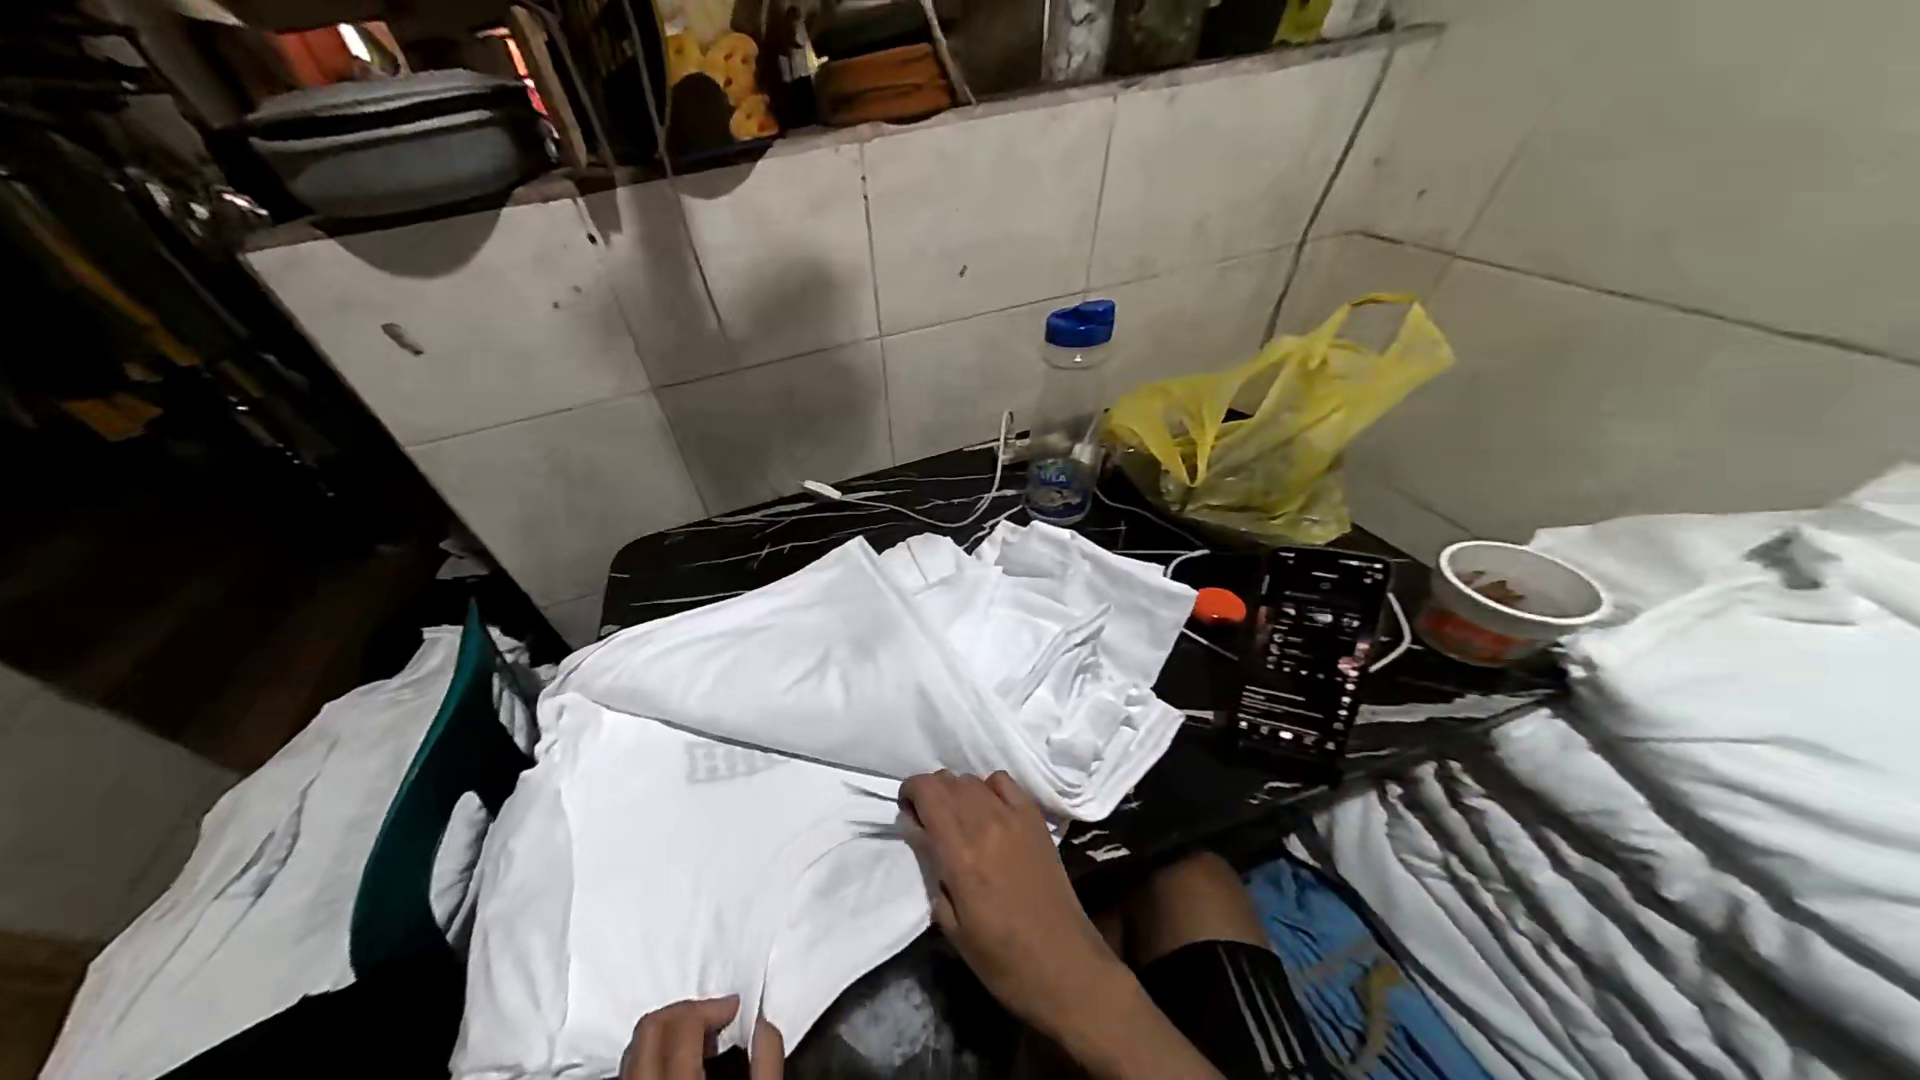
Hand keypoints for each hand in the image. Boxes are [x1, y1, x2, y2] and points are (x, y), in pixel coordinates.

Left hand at [621, 997, 782, 1079]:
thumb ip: (767, 1062)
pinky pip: (629, 1068)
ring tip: (701, 1037)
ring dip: (668, 1029)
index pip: (682, 1025)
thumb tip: (764, 1018)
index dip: (712, 1006)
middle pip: (649, 1028)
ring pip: (633, 1048)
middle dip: (686, 1009)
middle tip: (717, 1016)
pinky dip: (653, 1052)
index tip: (735, 1006)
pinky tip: (679, 1060)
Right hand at [898, 771, 1126, 1041]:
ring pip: (973, 779)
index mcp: (960, 854)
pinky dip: (988, 788)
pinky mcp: (1036, 819)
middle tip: (927, 820)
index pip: (927, 793)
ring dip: (956, 791)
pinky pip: (1003, 782)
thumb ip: (932, 870)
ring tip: (957, 818)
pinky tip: (988, 811)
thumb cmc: (1000, 958)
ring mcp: (1014, 817)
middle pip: (948, 780)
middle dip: (929, 792)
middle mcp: (986, 824)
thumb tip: (920, 834)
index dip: (910, 792)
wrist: (1064, 965)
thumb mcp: (951, 925)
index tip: (907, 813)